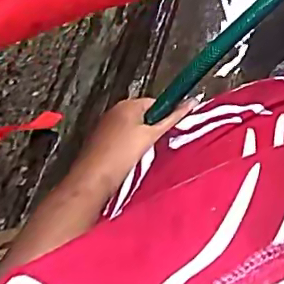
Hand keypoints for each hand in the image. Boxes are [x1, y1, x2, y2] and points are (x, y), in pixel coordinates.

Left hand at [67, 96, 193, 192]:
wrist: (92, 181)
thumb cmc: (122, 155)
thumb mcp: (152, 135)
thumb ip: (173, 118)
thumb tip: (192, 101)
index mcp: (128, 104)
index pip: (156, 102)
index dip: (165, 115)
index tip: (169, 130)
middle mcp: (115, 110)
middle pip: (143, 114)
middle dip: (152, 128)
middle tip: (155, 144)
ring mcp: (105, 124)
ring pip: (132, 127)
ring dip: (139, 138)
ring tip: (140, 154)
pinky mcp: (98, 139)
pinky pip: (120, 137)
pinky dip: (126, 146)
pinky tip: (127, 159)